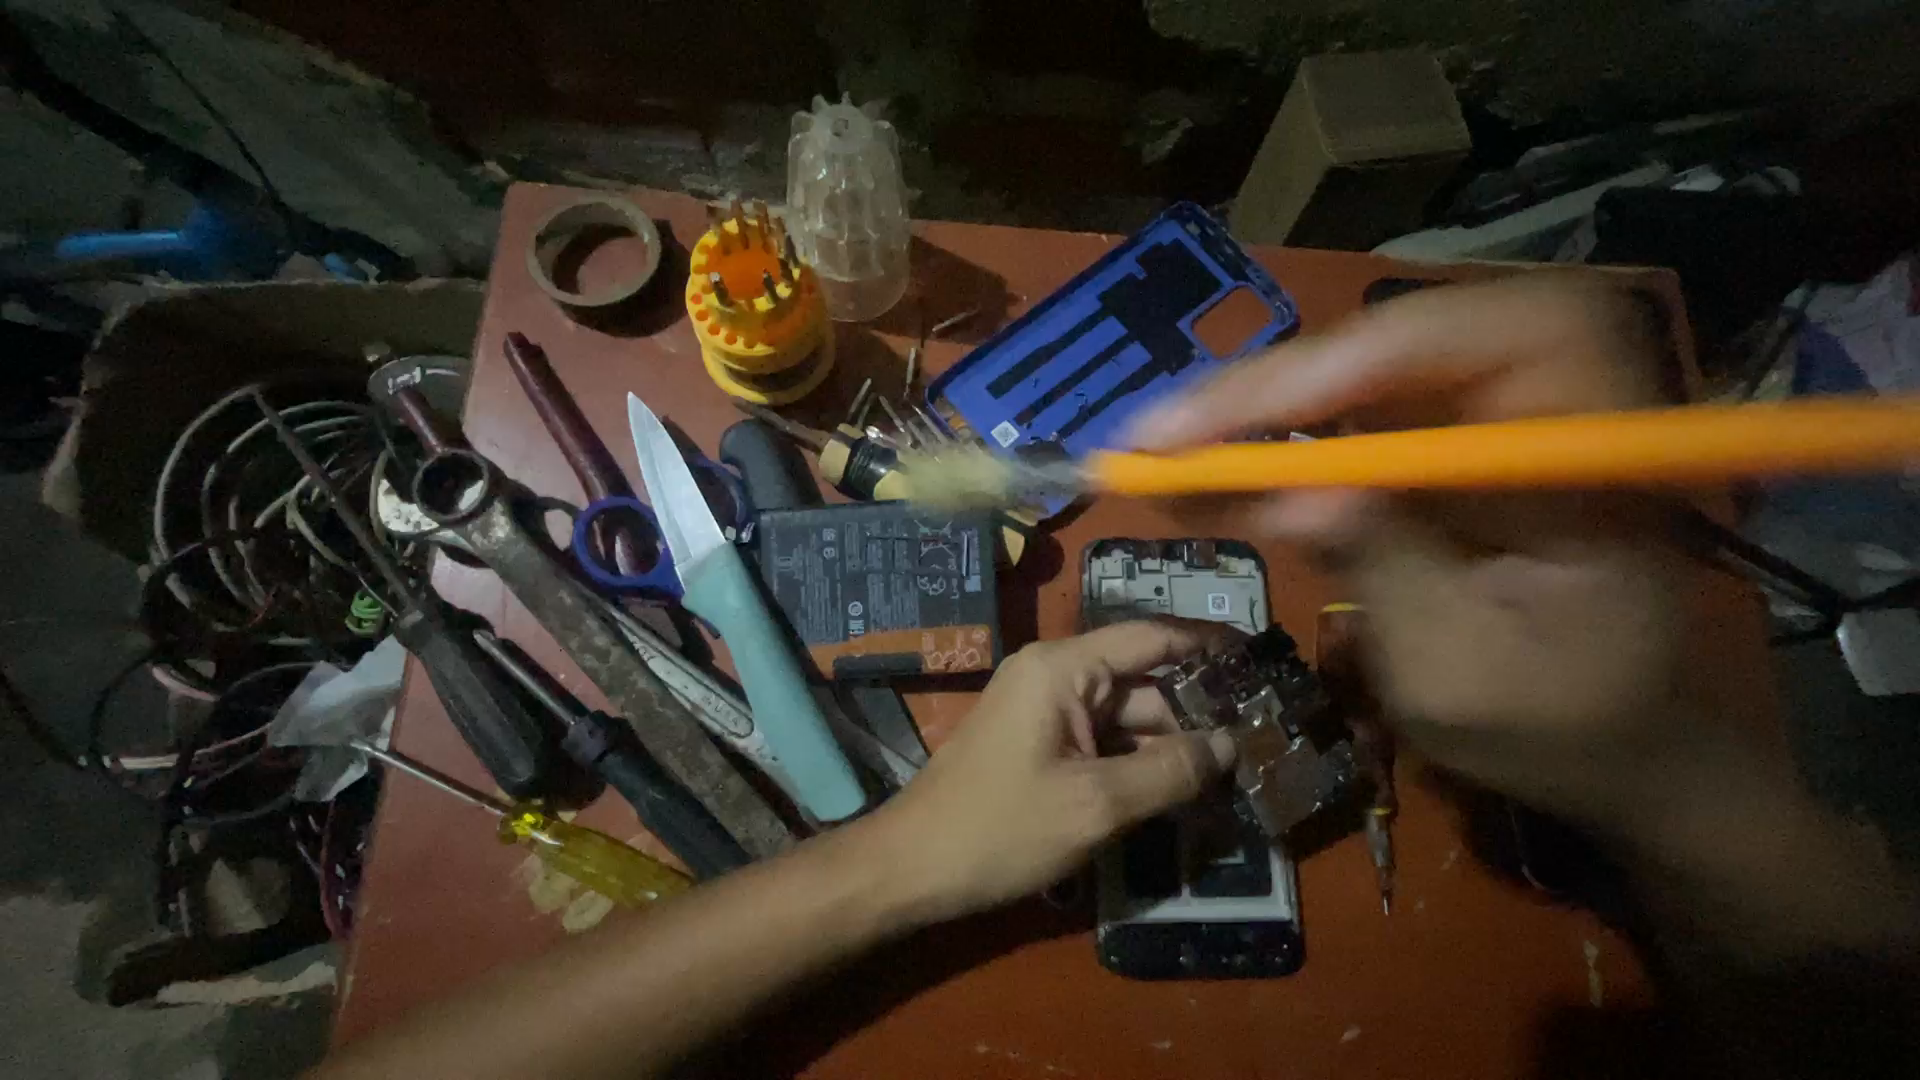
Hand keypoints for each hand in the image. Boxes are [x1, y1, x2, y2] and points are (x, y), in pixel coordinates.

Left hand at [858, 620, 1238, 922]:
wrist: (914, 865)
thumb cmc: (1002, 827)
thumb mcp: (1097, 803)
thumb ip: (1170, 771)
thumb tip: (1231, 743)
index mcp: (1062, 667)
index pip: (1149, 638)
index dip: (1206, 645)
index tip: (1261, 659)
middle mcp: (1054, 674)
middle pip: (1141, 680)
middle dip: (1195, 710)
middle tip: (1260, 738)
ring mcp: (1044, 708)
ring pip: (1124, 714)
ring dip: (1169, 742)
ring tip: (1234, 770)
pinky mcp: (1039, 741)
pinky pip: (1100, 738)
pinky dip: (1136, 760)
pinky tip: (1179, 788)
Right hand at [1126, 277, 1704, 827]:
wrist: (1593, 743)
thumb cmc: (1559, 724)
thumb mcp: (1468, 669)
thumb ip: (1390, 570)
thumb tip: (1293, 498)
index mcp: (1591, 451)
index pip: (1511, 338)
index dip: (1380, 353)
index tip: (1267, 409)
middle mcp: (1525, 414)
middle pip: (1394, 348)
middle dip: (1270, 385)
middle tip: (1160, 433)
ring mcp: (1457, 433)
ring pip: (1339, 384)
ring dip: (1238, 414)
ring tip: (1149, 454)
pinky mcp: (1407, 461)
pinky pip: (1317, 435)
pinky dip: (1246, 454)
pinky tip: (1182, 478)